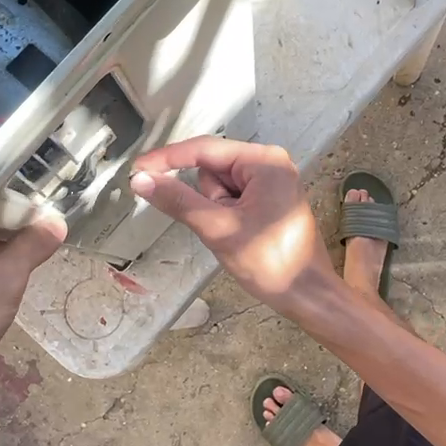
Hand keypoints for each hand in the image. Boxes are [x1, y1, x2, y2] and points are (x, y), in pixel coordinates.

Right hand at [130, 136, 340, 319]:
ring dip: (217, 211)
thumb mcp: (218, 229)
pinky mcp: (272, 199)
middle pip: (213, 169)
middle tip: (224, 228)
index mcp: (264, 161)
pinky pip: (234, 199)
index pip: (204, 150)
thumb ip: (178, 201)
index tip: (137, 170)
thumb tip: (141, 180)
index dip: (167, 159)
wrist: (308, 295)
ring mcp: (273, 181)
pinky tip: (242, 236)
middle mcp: (271, 163)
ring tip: (237, 236)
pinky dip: (227, 216)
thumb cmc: (270, 262)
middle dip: (208, 200)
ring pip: (221, 187)